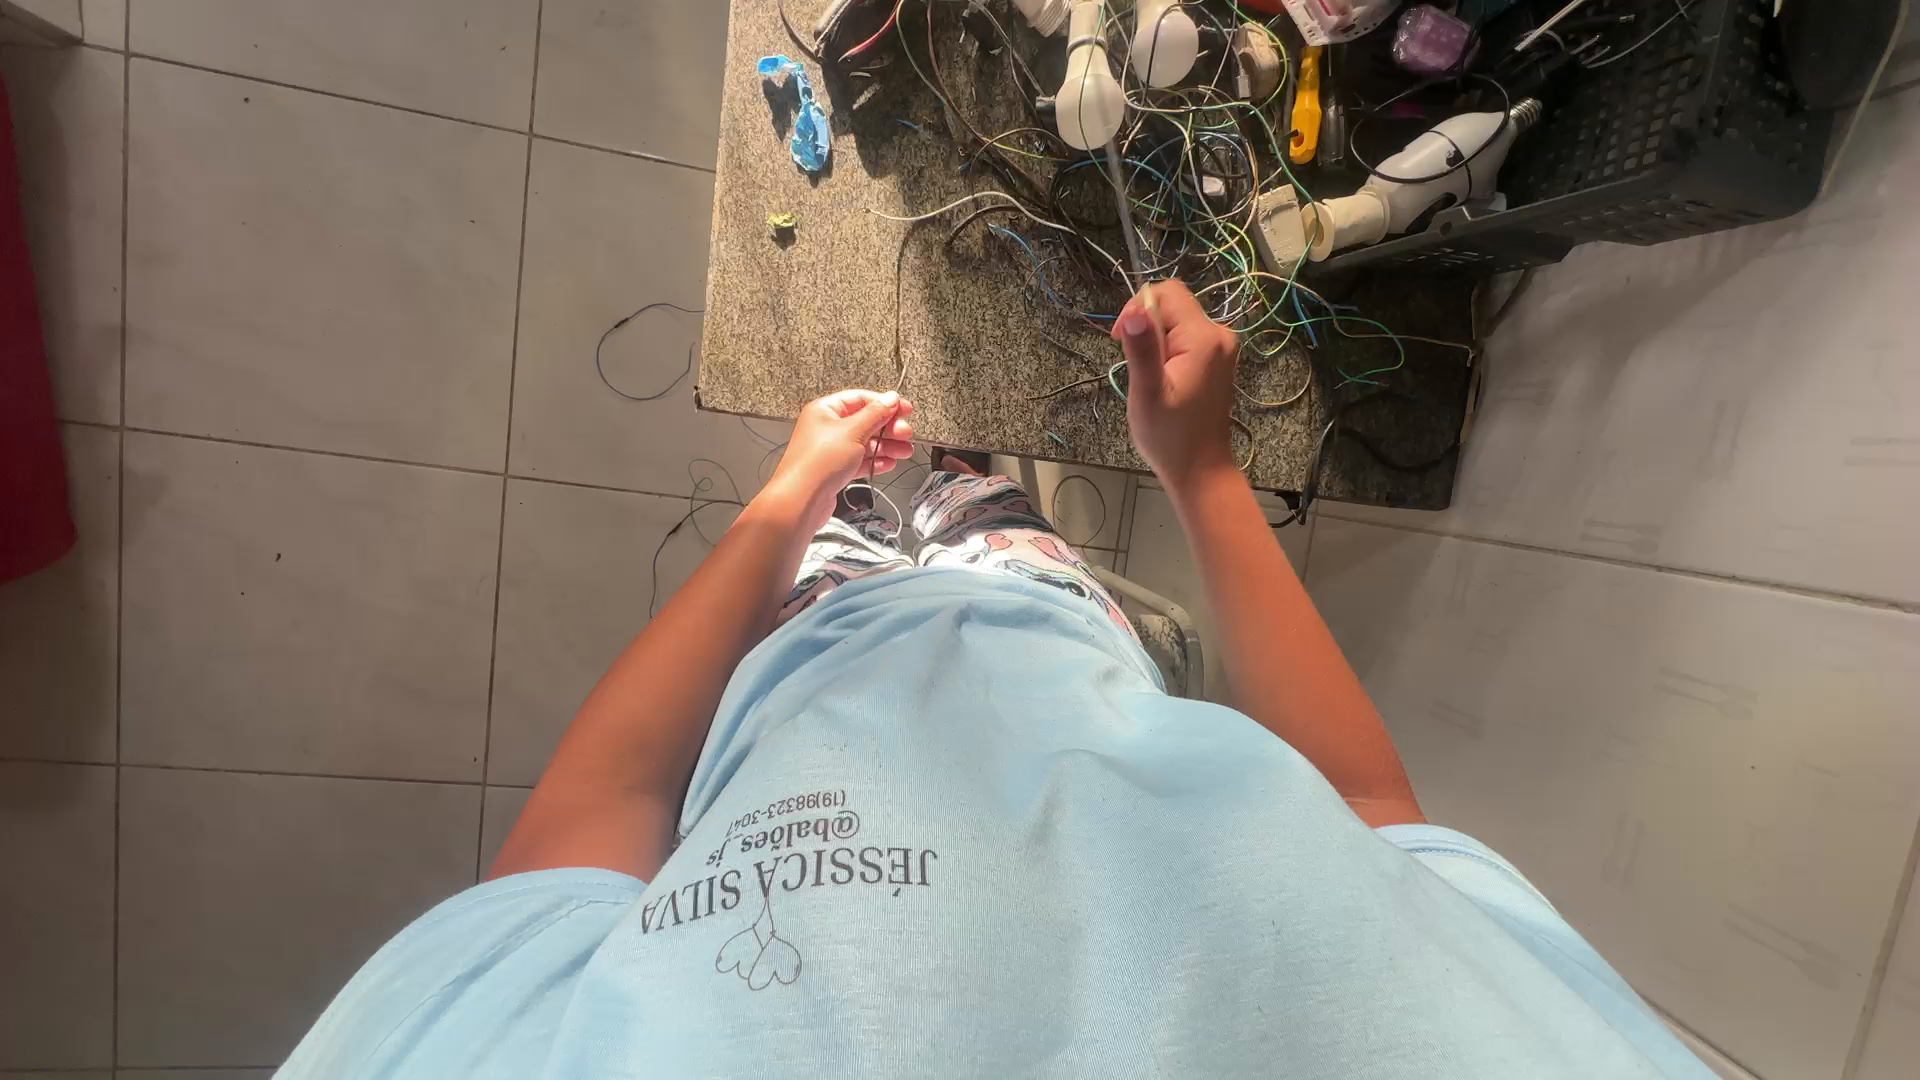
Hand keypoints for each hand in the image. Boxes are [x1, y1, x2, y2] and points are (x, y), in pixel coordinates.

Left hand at [763, 389, 914, 528]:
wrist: (801, 500)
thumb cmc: (817, 464)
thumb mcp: (853, 431)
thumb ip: (876, 414)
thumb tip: (891, 399)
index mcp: (825, 411)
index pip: (860, 399)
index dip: (884, 403)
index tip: (905, 410)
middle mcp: (827, 428)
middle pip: (866, 422)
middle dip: (889, 428)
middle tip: (905, 434)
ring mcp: (831, 450)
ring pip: (865, 443)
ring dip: (887, 447)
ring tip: (904, 451)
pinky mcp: (836, 470)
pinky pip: (860, 461)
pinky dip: (875, 462)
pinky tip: (888, 463)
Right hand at [1111, 279, 1239, 492]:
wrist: (1200, 469)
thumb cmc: (1170, 436)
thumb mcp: (1148, 393)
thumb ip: (1142, 350)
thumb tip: (1133, 312)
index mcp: (1204, 338)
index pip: (1168, 293)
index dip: (1138, 309)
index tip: (1121, 341)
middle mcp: (1219, 335)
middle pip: (1173, 306)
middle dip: (1146, 327)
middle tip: (1136, 368)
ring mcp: (1221, 348)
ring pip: (1177, 323)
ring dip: (1155, 342)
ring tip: (1149, 378)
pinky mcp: (1216, 360)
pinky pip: (1184, 339)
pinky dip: (1167, 352)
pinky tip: (1161, 380)